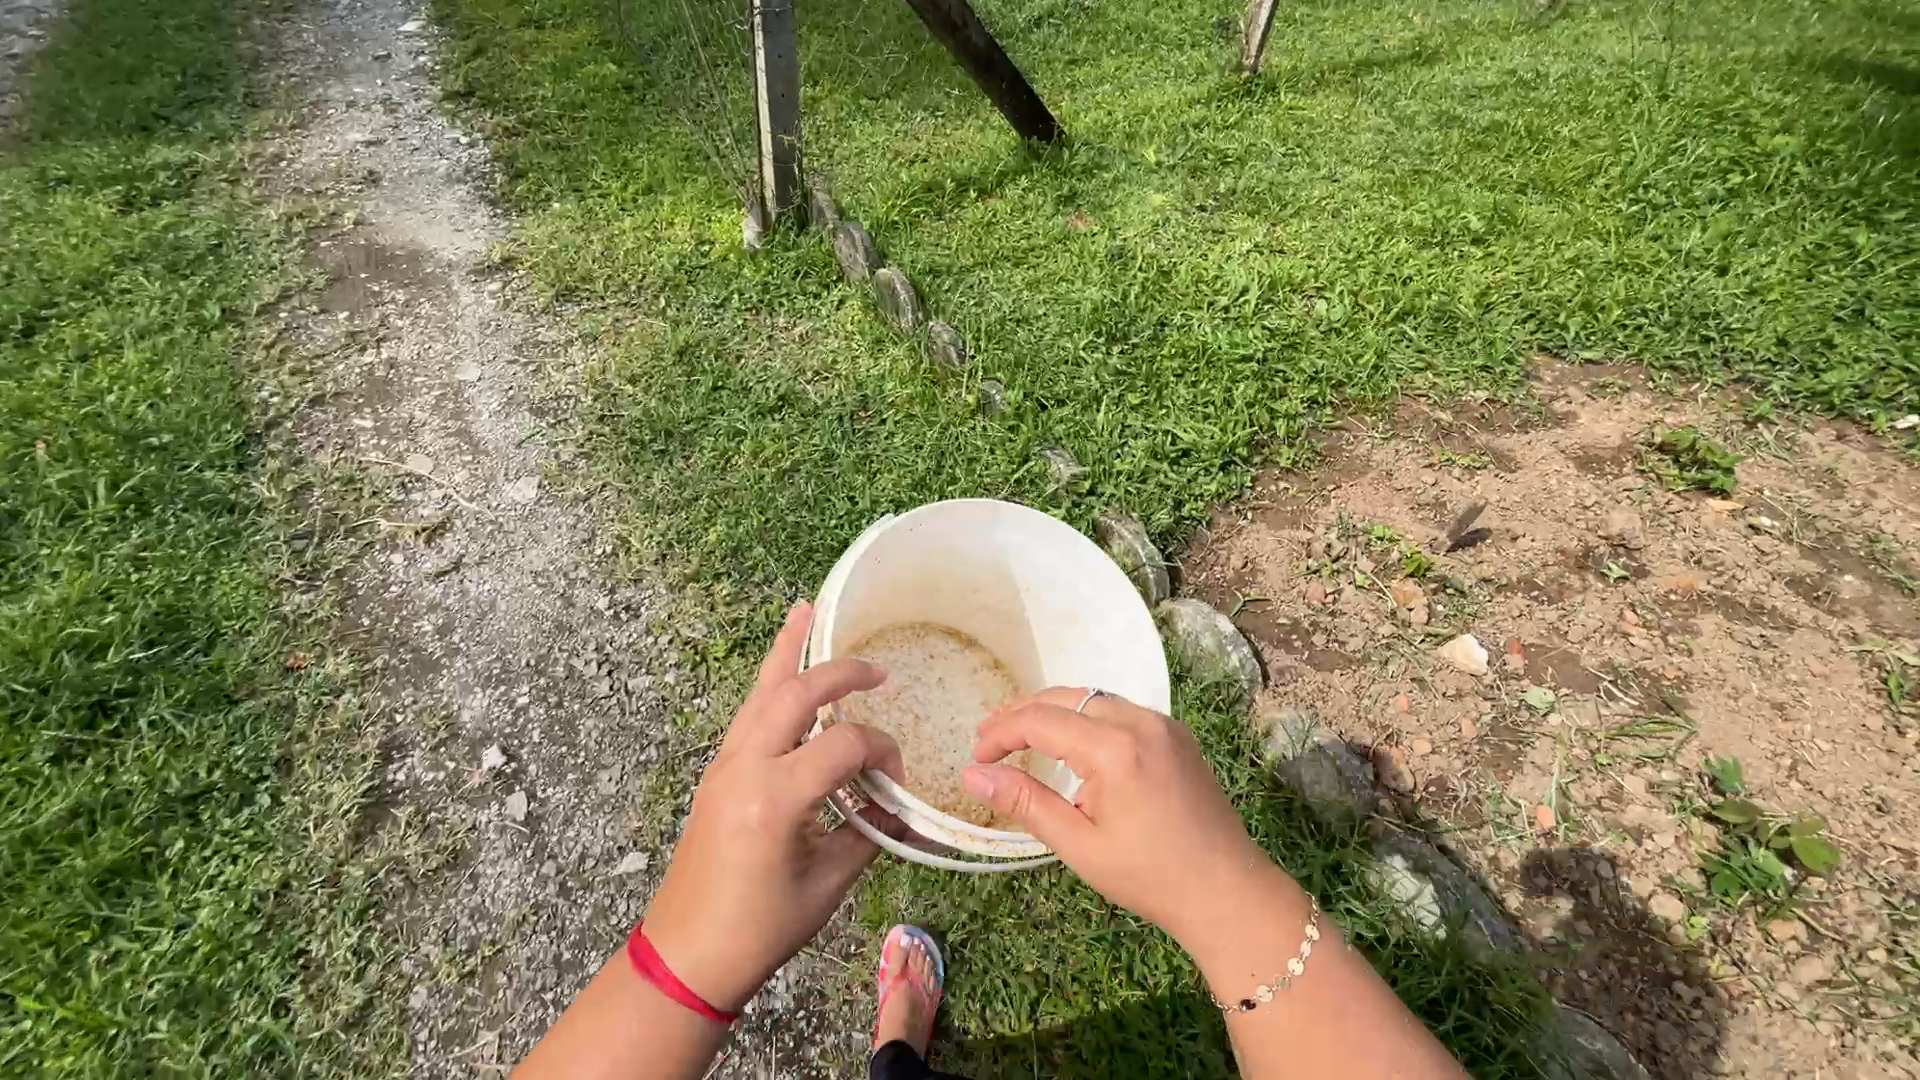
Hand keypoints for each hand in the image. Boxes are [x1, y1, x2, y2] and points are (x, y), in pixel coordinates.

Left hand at [642, 602, 904, 1012]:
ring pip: (760, 691)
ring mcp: (724, 764)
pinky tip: (783, 668)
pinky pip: (748, 712)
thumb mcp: (827, 885)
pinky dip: (770, 682)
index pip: (843, 746)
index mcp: (773, 799)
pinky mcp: (717, 771)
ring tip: (805, 611)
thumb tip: (898, 806)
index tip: (896, 780)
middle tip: (876, 670)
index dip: (881, 753)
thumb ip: (868, 834)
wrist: (685, 956)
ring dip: (788, 651)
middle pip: (794, 694)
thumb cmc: (760, 930)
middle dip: (839, 672)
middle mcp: (744, 767)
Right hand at [961, 688, 1270, 948]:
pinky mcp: (1175, 733)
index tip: (977, 756)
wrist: (1227, 890)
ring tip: (1022, 735)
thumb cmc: (1148, 876)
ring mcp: (1162, 723)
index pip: (1041, 720)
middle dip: (1022, 712)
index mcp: (1114, 748)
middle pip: (1066, 696)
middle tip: (989, 737)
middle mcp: (1140, 721)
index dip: (1002, 732)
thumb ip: (1024, 802)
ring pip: (1093, 697)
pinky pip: (1119, 709)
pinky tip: (1071, 740)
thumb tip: (973, 776)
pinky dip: (1086, 716)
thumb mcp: (1078, 844)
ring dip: (1054, 710)